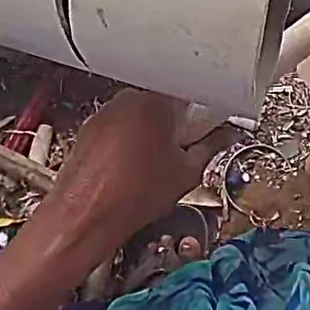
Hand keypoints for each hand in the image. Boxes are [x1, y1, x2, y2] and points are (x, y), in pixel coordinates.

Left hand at [33, 90, 215, 263]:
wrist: (83, 218)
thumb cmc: (132, 196)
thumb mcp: (187, 173)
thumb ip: (211, 147)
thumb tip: (225, 137)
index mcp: (155, 101)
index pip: (188, 91)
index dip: (202, 109)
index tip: (208, 124)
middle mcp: (127, 99)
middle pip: (162, 101)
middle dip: (175, 122)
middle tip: (184, 148)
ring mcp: (105, 113)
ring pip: (139, 114)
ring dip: (151, 131)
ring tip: (156, 162)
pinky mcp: (89, 129)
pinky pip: (119, 126)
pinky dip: (129, 140)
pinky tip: (133, 167)